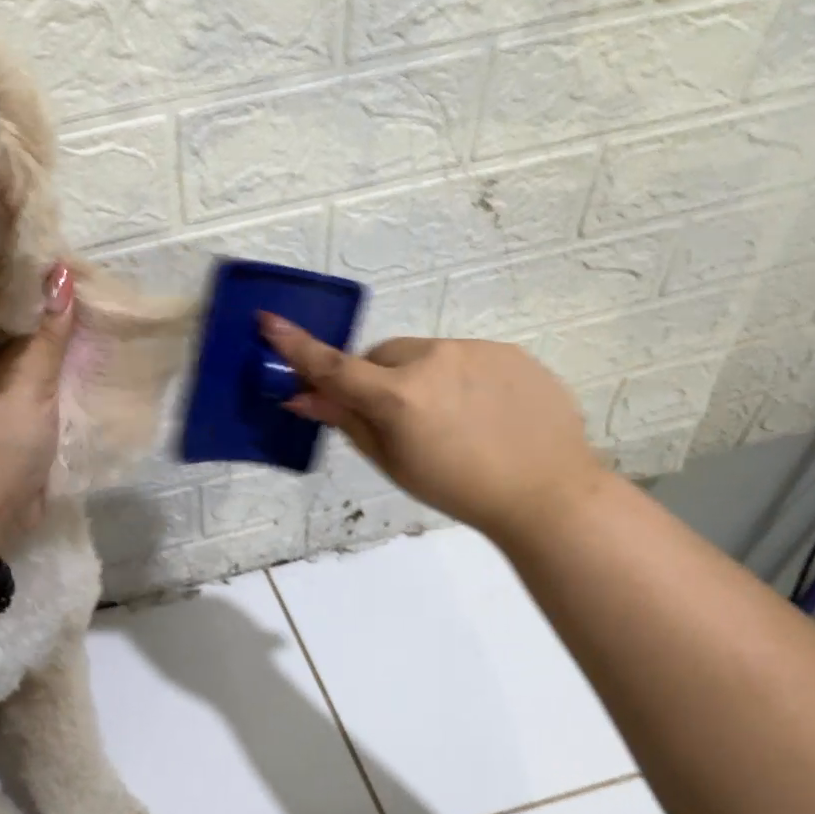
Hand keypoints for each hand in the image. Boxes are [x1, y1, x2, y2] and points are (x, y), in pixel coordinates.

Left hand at [0, 263, 75, 547]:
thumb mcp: (28, 381)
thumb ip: (49, 332)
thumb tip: (61, 270)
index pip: (0, 318)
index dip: (33, 300)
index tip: (70, 281)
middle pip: (18, 349)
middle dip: (50, 336)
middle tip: (96, 306)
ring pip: (32, 382)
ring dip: (58, 370)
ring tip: (100, 337)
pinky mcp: (12, 443)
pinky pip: (39, 411)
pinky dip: (59, 400)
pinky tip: (88, 382)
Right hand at [260, 314, 610, 544]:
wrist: (547, 493)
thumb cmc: (457, 489)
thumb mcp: (393, 462)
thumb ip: (347, 421)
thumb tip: (302, 396)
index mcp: (398, 395)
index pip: (333, 365)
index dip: (296, 345)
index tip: (267, 319)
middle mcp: (433, 359)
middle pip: (382, 356)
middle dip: (377, 379)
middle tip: (396, 419)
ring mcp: (475, 350)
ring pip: (425, 356)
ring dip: (420, 378)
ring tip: (451, 422)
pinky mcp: (508, 351)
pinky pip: (465, 357)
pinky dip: (459, 378)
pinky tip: (482, 413)